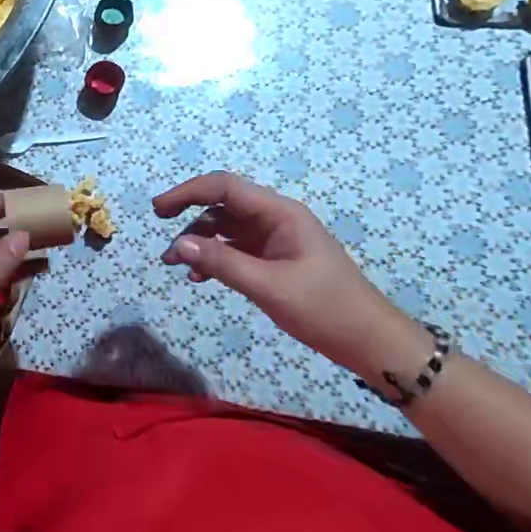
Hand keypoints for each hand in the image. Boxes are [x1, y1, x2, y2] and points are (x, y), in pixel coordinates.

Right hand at [154, 172, 428, 383]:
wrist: (371, 344)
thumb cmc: (326, 309)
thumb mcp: (270, 287)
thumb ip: (222, 264)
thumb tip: (178, 244)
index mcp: (280, 213)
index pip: (225, 187)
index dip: (188, 192)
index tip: (159, 209)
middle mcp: (275, 219)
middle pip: (222, 204)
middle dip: (189, 214)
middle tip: (159, 225)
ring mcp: (274, 240)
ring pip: (225, 228)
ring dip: (198, 241)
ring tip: (173, 262)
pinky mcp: (273, 261)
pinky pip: (234, 250)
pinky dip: (213, 259)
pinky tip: (199, 278)